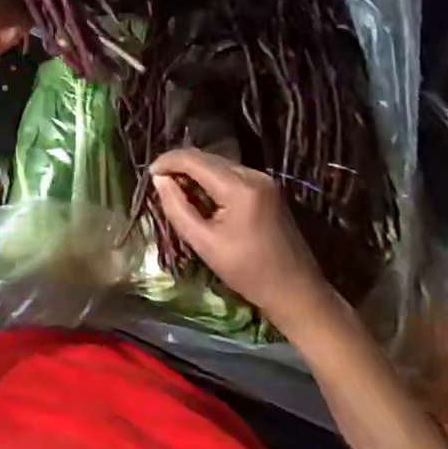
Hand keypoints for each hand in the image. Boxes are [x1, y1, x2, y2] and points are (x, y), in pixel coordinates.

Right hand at [150, 149, 334, 325]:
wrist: (297, 291)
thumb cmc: (249, 272)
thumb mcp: (204, 243)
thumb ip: (177, 207)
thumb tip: (159, 179)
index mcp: (239, 188)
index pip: (194, 159)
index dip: (167, 162)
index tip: (150, 174)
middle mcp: (253, 175)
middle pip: (206, 157)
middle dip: (179, 165)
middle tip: (160, 184)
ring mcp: (263, 179)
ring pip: (217, 163)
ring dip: (194, 171)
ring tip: (176, 190)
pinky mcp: (267, 187)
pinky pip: (230, 172)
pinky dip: (210, 178)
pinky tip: (201, 195)